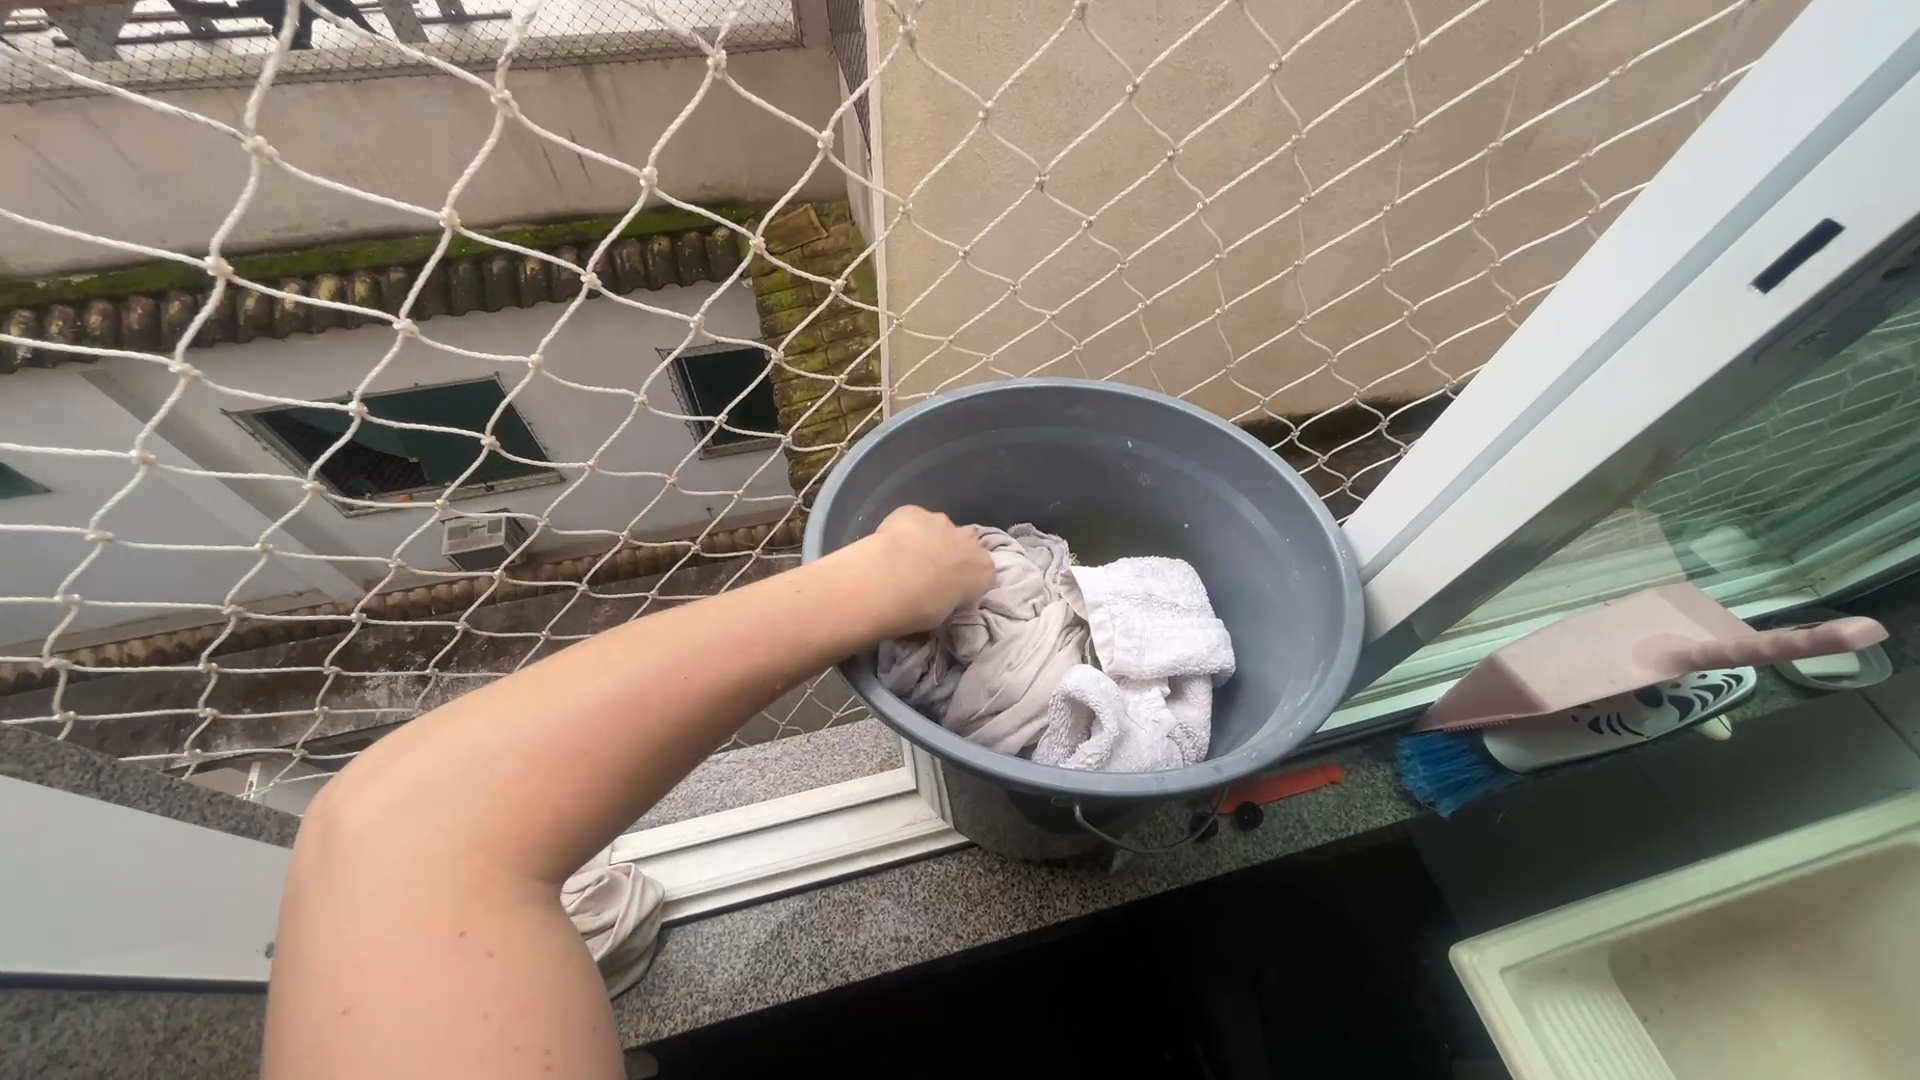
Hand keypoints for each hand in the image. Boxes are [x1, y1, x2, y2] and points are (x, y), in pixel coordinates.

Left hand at [854, 506, 994, 636]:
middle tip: (929, 573)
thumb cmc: (922, 609)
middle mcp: (969, 542)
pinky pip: (912, 520)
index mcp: (983, 571)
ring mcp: (942, 522)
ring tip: (905, 558)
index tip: (951, 592)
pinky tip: (889, 544)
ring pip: (939, 528)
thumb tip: (939, 597)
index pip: (984, 575)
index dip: (966, 582)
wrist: (891, 581)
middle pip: (966, 545)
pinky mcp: (914, 512)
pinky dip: (903, 530)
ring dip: (928, 540)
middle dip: (952, 554)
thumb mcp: (943, 616)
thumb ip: (948, 600)